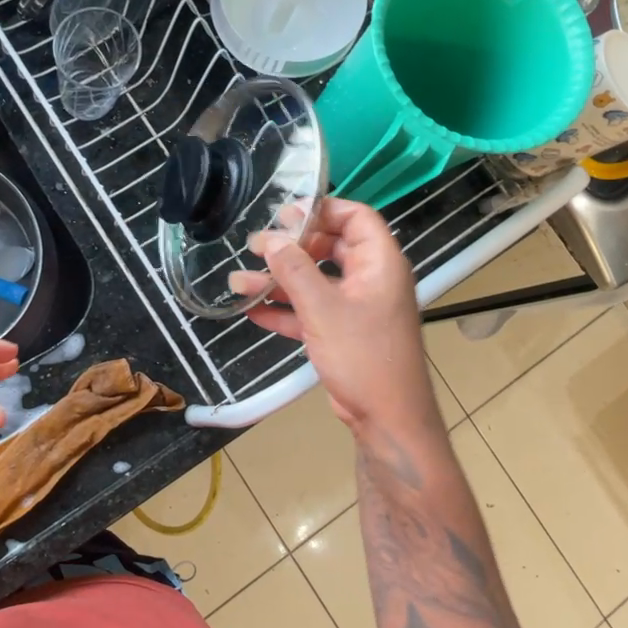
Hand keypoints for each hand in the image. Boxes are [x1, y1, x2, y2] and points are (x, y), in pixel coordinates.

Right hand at [229, 198, 433, 433]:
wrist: (387, 418)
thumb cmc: (363, 356)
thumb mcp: (323, 309)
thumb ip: (294, 270)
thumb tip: (269, 240)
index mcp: (380, 263)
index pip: (356, 217)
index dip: (322, 210)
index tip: (285, 213)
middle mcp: (371, 279)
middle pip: (330, 248)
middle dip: (291, 247)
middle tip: (256, 245)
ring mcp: (357, 308)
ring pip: (315, 282)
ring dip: (279, 282)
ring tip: (239, 282)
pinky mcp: (343, 334)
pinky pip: (311, 312)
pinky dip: (285, 311)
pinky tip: (253, 312)